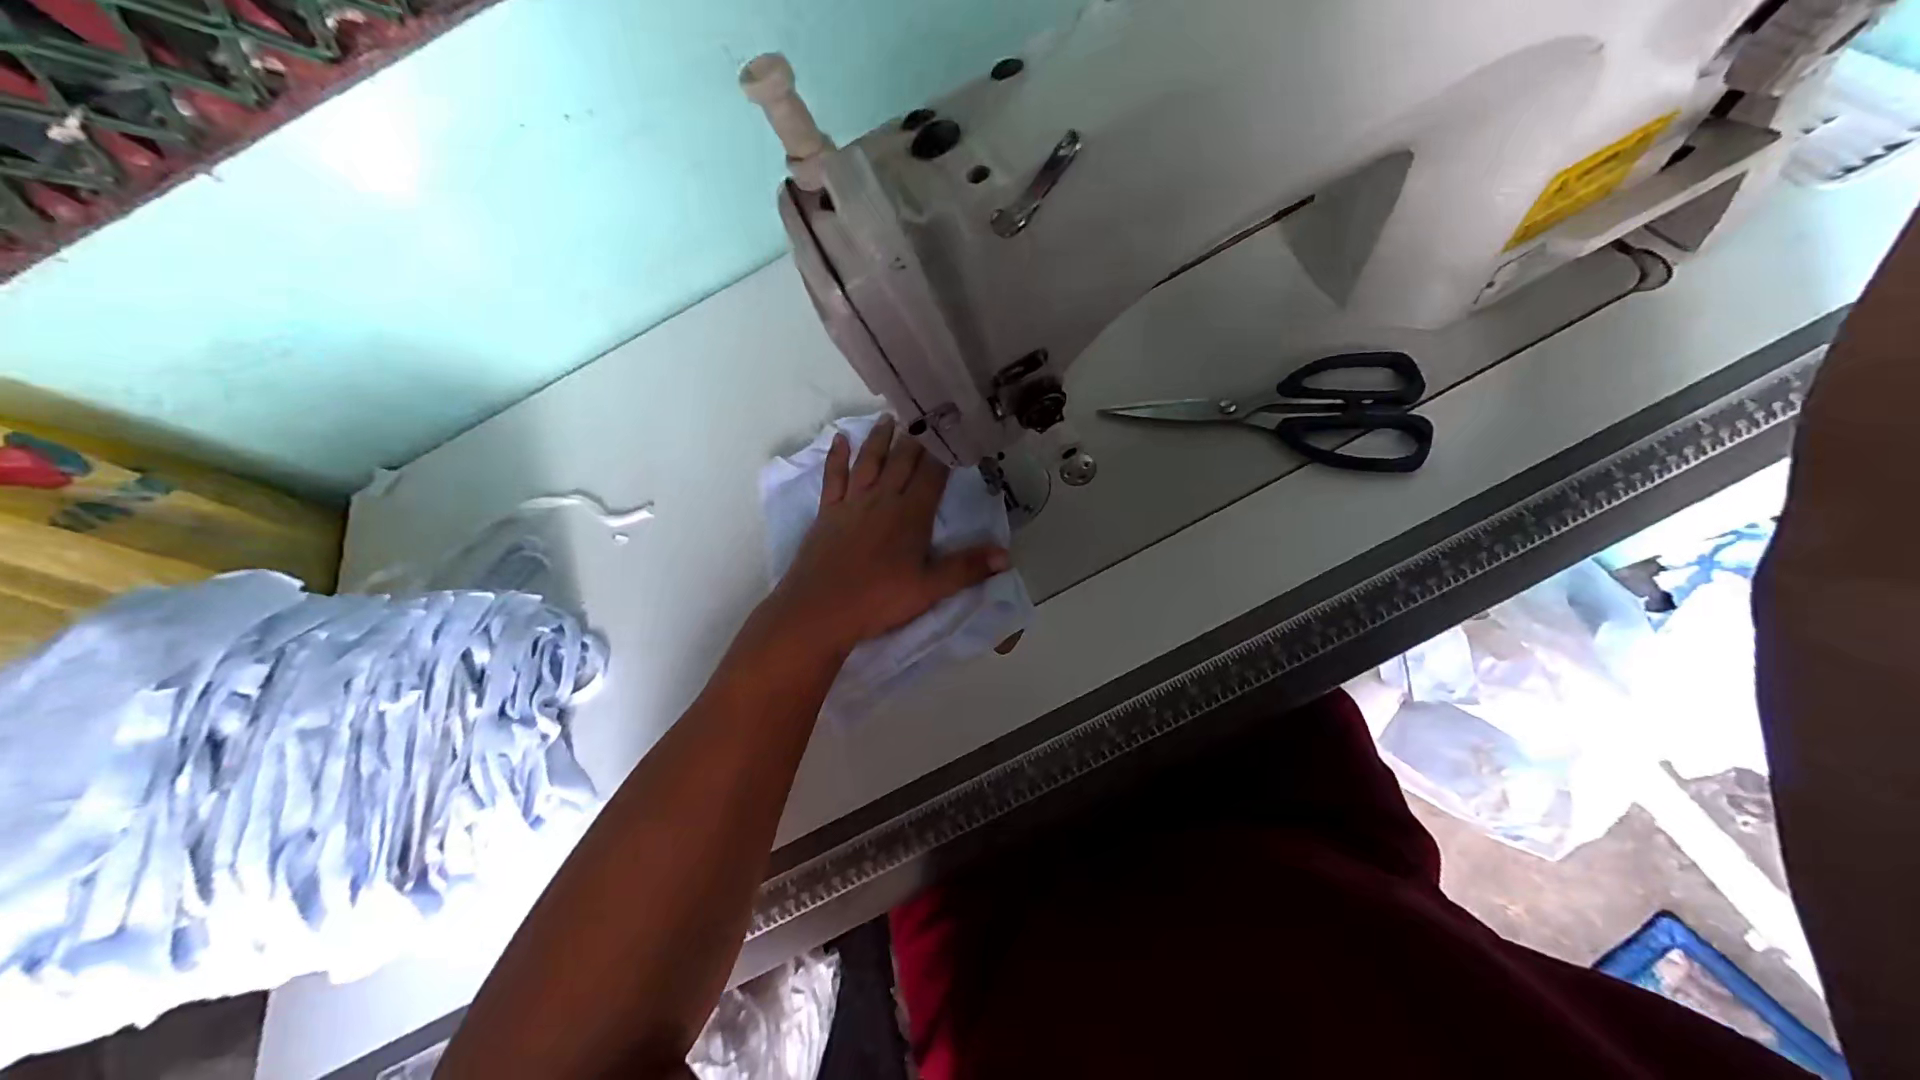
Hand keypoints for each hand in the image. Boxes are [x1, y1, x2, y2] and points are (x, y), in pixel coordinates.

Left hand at [761, 416, 1009, 653]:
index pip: (933, 475)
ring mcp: (852, 503)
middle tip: (924, 415)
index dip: (945, 453)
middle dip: (916, 439)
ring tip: (889, 417)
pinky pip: (834, 476)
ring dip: (880, 438)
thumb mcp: (930, 589)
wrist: (820, 610)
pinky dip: (837, 456)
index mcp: (911, 515)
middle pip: (902, 461)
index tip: (954, 432)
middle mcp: (883, 499)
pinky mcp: (828, 512)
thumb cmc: (879, 600)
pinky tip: (840, 439)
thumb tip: (1006, 555)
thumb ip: (967, 568)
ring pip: (870, 461)